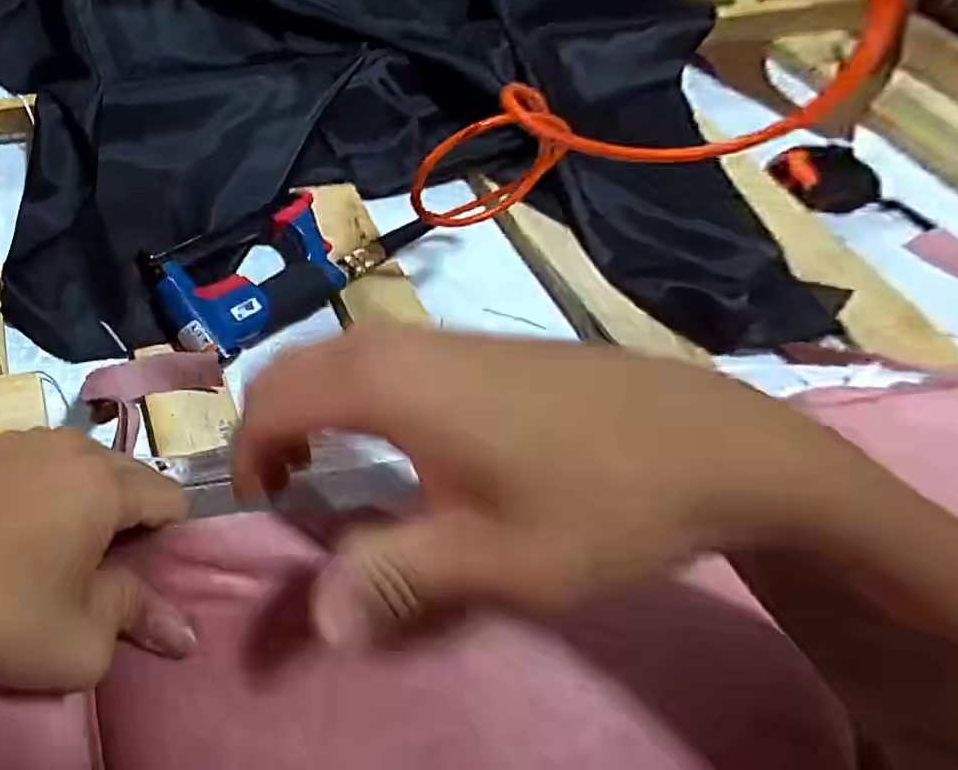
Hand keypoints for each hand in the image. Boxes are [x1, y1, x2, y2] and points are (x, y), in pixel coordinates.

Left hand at [0, 428, 194, 690]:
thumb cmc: (5, 611)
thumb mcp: (84, 638)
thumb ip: (140, 619)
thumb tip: (184, 634)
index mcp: (104, 483)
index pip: (169, 497)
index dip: (168, 537)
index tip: (143, 572)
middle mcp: (73, 446)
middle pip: (132, 474)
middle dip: (134, 515)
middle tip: (108, 566)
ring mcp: (32, 438)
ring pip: (90, 461)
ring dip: (95, 495)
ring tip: (69, 542)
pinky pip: (52, 457)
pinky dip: (59, 481)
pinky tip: (31, 519)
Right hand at [234, 325, 897, 644]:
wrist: (710, 434)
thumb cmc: (594, 497)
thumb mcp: (497, 558)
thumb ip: (392, 578)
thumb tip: (320, 624)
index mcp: (376, 385)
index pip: (269, 405)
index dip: (247, 454)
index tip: (259, 503)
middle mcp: (378, 344)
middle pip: (280, 372)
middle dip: (262, 427)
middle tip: (279, 487)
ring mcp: (411, 333)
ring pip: (312, 358)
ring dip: (293, 406)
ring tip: (313, 463)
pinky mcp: (439, 337)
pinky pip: (348, 354)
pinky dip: (326, 390)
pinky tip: (367, 432)